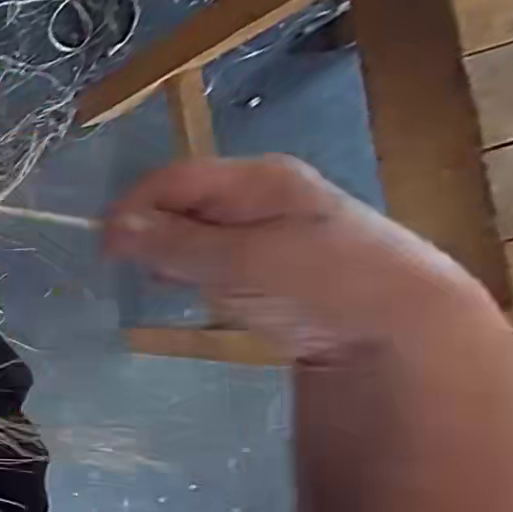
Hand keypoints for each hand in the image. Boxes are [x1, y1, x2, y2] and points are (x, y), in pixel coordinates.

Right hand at [102, 155, 505, 363]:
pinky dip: (186, 268)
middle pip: (175, 202)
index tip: (107, 250)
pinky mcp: (263, 258)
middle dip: (149, 233)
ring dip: (166, 254)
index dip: (131, 208)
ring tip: (171, 283)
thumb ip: (172, 243)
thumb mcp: (238, 262)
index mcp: (256, 179)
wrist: (405, 332)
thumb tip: (109, 226)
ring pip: (186, 230)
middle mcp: (257, 193)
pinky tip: (192, 288)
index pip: (169, 179)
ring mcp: (262, 225)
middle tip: (146, 271)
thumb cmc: (321, 285)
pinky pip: (204, 253)